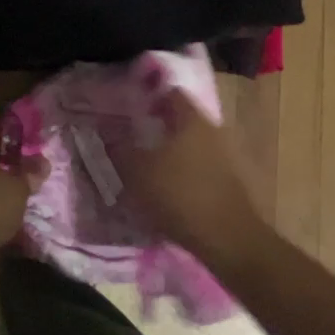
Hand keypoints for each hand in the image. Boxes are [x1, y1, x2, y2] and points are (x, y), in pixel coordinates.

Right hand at [121, 90, 265, 267]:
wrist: (229, 241)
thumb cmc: (180, 195)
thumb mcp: (138, 173)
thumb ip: (120, 149)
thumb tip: (104, 129)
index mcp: (192, 119)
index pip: (171, 93)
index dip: (151, 98)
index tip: (132, 111)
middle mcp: (213, 130)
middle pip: (183, 120)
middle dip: (160, 128)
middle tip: (136, 141)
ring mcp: (226, 157)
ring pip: (192, 146)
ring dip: (173, 153)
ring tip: (149, 170)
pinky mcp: (231, 183)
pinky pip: (202, 168)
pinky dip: (186, 174)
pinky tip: (170, 192)